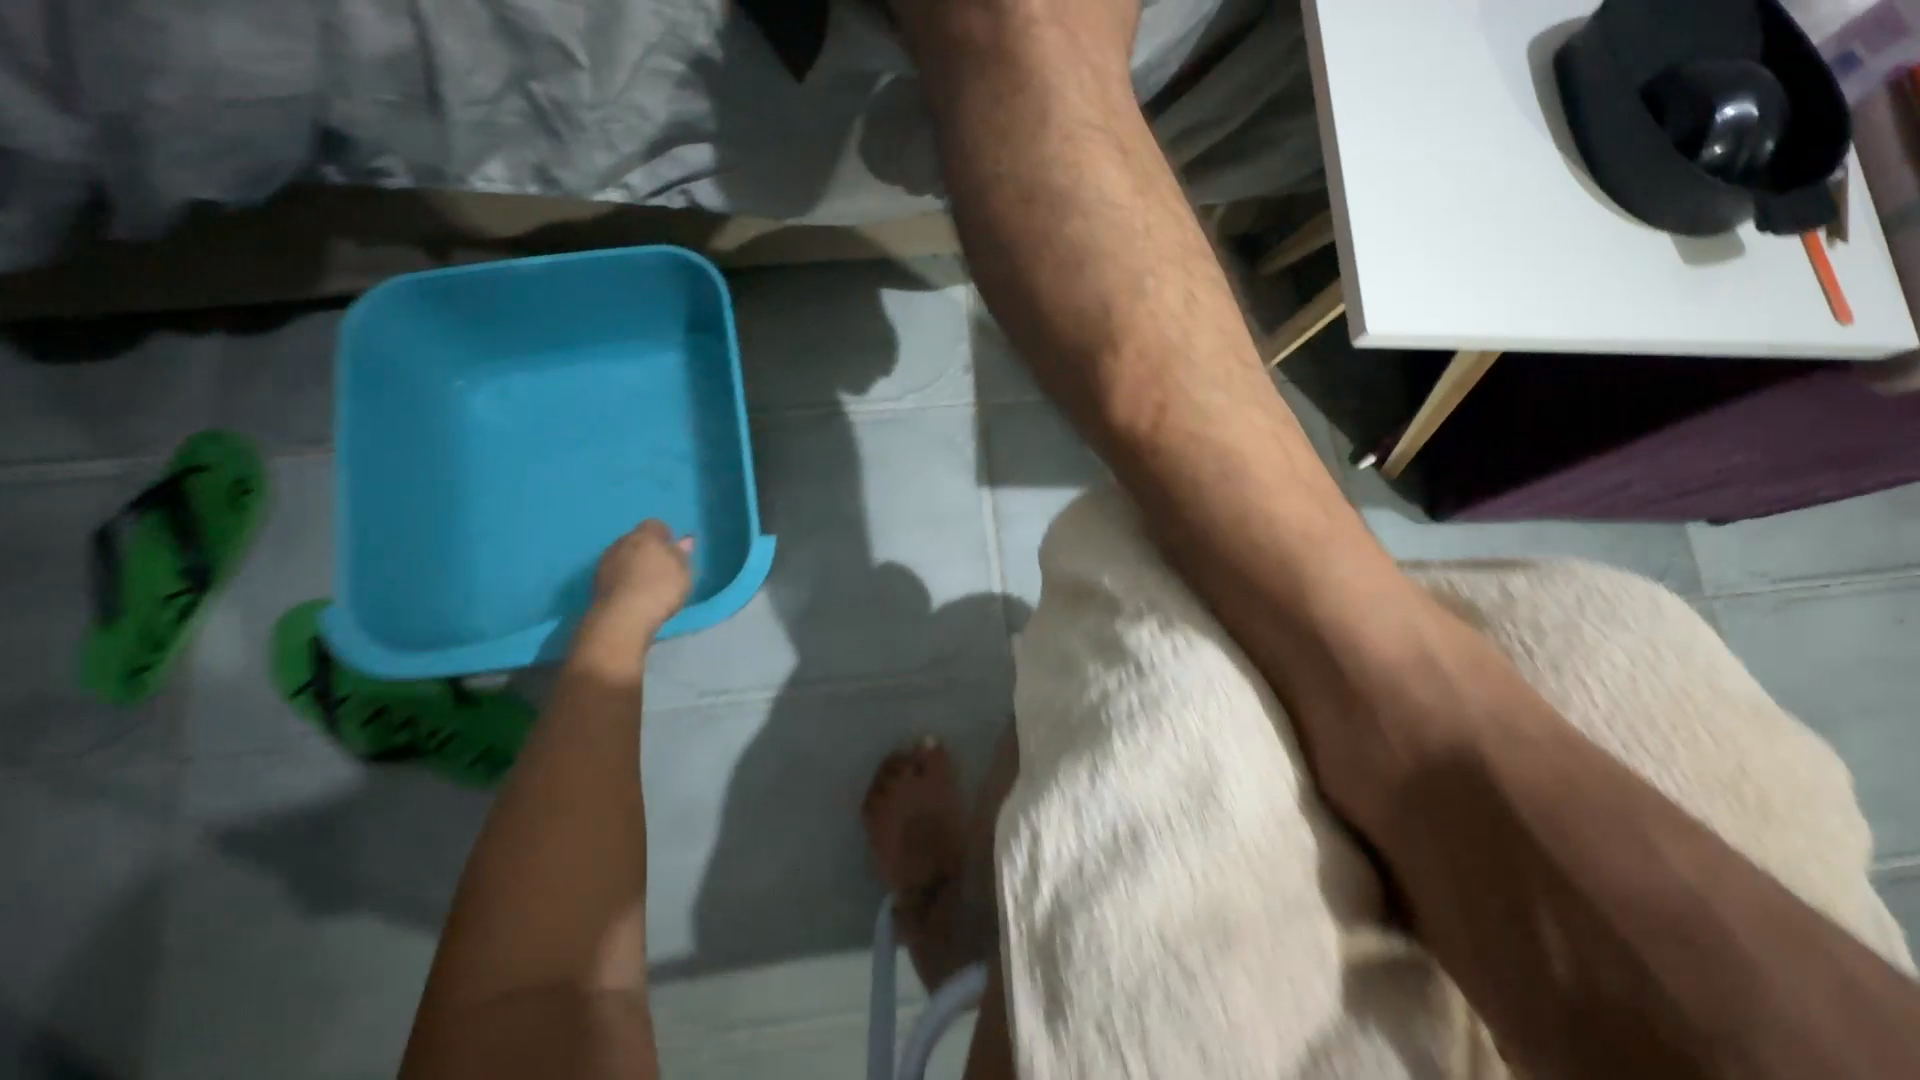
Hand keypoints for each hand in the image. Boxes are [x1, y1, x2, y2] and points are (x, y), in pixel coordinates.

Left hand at [576, 521, 693, 663]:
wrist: (622, 617)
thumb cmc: (660, 588)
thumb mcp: (683, 572)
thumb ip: (682, 554)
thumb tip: (684, 540)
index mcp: (645, 535)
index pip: (656, 525)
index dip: (665, 536)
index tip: (673, 551)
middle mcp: (622, 542)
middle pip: (636, 540)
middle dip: (646, 550)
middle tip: (660, 568)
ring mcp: (605, 562)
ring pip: (623, 557)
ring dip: (632, 565)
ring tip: (645, 584)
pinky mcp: (596, 582)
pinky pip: (614, 574)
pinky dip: (623, 580)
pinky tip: (632, 594)